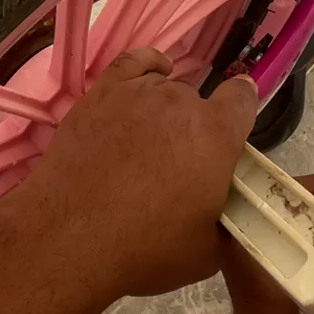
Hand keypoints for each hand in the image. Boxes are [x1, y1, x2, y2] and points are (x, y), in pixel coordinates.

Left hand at [0, 48, 257, 303]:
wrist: (70, 236)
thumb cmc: (145, 249)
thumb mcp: (208, 252)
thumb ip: (227, 218)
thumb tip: (228, 211)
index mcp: (216, 135)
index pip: (243, 98)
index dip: (242, 110)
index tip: (234, 130)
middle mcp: (181, 102)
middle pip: (198, 103)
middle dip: (195, 130)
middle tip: (178, 168)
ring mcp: (138, 92)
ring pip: (165, 89)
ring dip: (166, 112)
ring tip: (150, 144)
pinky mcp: (102, 92)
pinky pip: (134, 62)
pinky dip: (148, 65)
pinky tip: (153, 74)